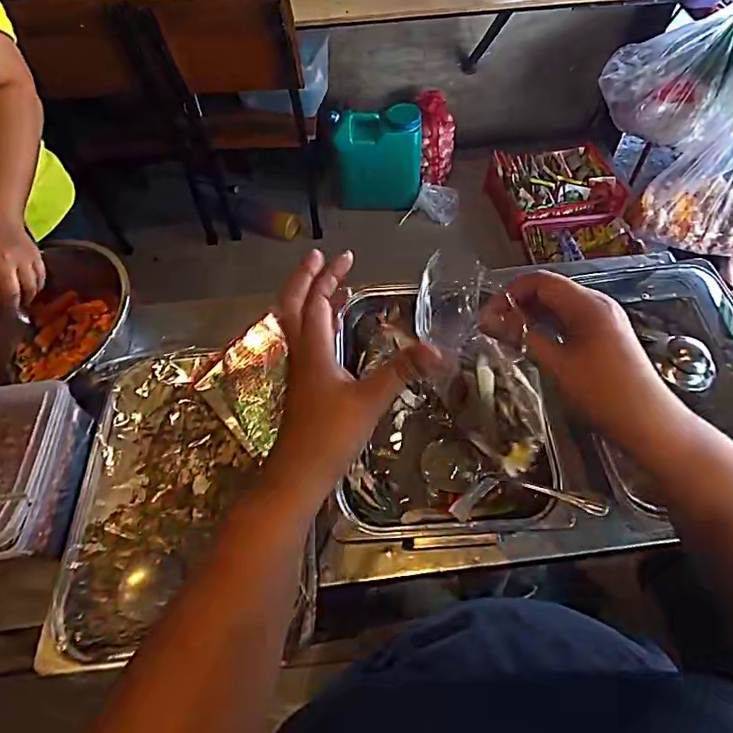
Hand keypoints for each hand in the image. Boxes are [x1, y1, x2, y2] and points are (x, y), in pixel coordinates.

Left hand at [0, 216, 46, 328]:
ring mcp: (22, 258)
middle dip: (10, 308)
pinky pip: (41, 276)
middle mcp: (2, 263)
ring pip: (30, 286)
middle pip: (11, 293)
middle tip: (8, 316)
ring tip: (22, 304)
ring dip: (26, 299)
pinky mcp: (36, 255)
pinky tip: (32, 290)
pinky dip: (38, 286)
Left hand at [262, 250, 436, 506]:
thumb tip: (437, 349)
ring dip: (313, 300)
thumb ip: (401, 372)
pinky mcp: (305, 385)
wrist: (297, 476)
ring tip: (333, 284)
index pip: (315, 303)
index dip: (327, 277)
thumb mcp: (370, 402)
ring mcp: (301, 370)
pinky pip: (308, 341)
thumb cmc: (329, 437)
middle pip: (295, 306)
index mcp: (313, 351)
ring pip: (299, 324)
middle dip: (307, 279)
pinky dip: (320, 324)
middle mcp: (302, 354)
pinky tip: (335, 328)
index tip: (343, 256)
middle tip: (322, 258)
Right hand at [496, 271, 694, 457]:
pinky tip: (534, 343)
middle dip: (517, 304)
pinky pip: (570, 319)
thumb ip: (522, 337)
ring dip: (531, 316)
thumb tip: (489, 321)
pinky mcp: (606, 335)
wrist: (650, 424)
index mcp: (587, 304)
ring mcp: (604, 318)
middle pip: (549, 289)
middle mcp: (597, 303)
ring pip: (559, 305)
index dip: (509, 293)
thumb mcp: (557, 365)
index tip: (488, 316)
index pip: (539, 280)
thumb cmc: (604, 394)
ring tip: (508, 337)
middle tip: (493, 328)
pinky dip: (548, 326)